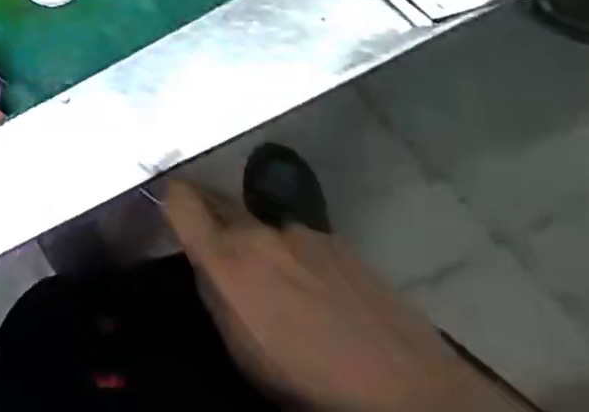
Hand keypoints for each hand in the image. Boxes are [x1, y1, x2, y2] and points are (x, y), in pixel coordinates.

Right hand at [163, 180, 521, 411]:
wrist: (415, 396)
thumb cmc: (309, 380)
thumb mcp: (239, 346)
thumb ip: (214, 292)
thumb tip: (204, 263)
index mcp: (224, 255)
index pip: (179, 197)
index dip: (173, 202)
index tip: (175, 216)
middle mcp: (258, 231)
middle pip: (219, 202)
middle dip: (215, 221)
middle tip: (225, 254)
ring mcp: (304, 234)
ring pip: (265, 225)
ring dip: (264, 243)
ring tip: (286, 285)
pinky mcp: (345, 246)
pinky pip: (304, 240)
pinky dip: (302, 257)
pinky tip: (323, 294)